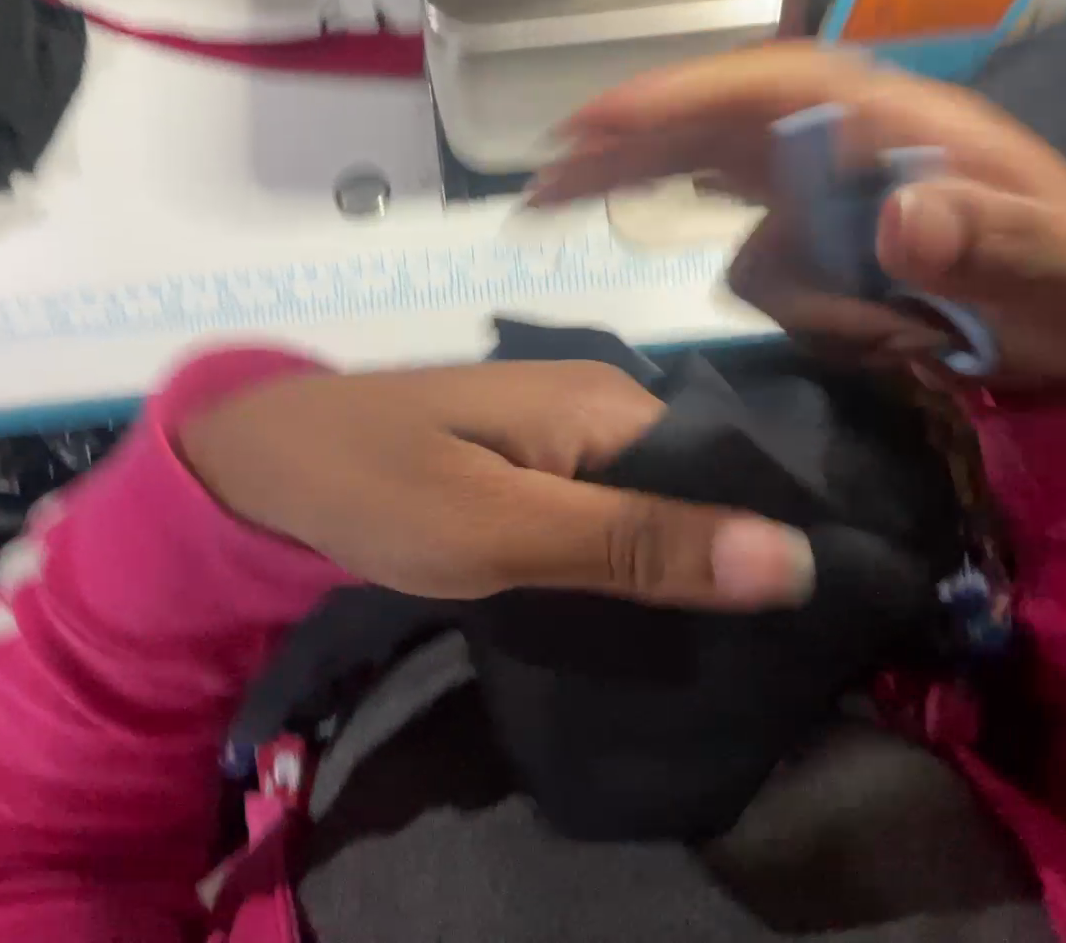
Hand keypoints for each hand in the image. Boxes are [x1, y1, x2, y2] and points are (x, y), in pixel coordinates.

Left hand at [177, 361, 815, 608]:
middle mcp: (597, 406)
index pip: (732, 470)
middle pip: (694, 487)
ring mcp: (557, 433)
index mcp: (608, 404)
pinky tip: (630, 609)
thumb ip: (637, 542)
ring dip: (665, 566)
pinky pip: (598, 510)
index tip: (805, 632)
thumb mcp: (504, 529)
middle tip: (756, 661)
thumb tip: (794, 558)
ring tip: (709, 649)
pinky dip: (615, 558)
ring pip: (645, 503)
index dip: (764, 544)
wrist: (260, 466)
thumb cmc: (375, 490)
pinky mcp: (523, 463)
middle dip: (718, 564)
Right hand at [529, 44, 1065, 388]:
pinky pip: (753, 264)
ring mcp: (820, 195)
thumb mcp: (1059, 272)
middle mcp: (841, 146)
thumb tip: (899, 221)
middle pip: (708, 131)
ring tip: (804, 305)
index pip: (769, 89)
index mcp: (897, 124)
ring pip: (721, 204)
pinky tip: (850, 326)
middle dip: (625, 152)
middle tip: (541, 185)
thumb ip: (994, 243)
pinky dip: (776, 298)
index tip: (592, 124)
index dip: (677, 99)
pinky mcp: (813, 242)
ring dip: (730, 254)